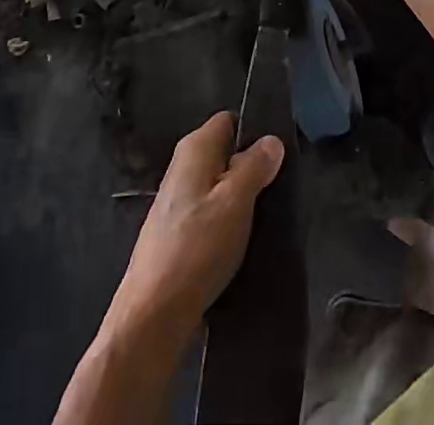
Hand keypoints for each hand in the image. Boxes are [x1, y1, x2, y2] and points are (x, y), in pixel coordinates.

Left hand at [107, 112, 284, 338]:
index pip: (229, 120)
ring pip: (220, 183)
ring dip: (242, 195)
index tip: (279, 153)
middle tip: (279, 185)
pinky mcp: (177, 230)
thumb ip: (254, 166)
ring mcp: (177, 200)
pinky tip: (243, 238)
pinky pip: (211, 209)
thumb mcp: (236, 202)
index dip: (255, 131)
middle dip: (251, 166)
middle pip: (226, 152)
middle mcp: (182, 167)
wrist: (154, 313)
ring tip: (267, 213)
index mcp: (193, 150)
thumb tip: (271, 140)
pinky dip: (228, 218)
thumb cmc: (197, 248)